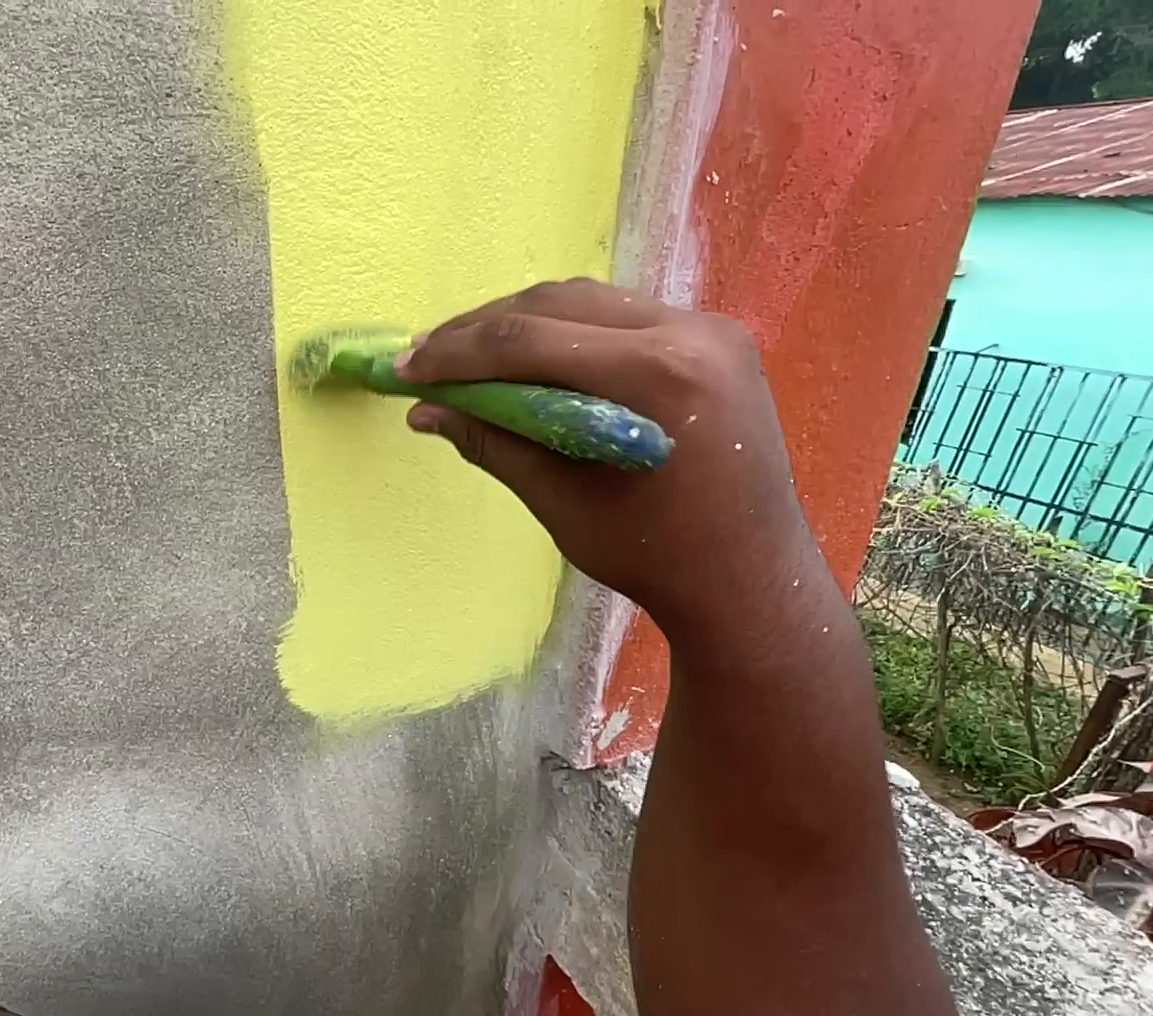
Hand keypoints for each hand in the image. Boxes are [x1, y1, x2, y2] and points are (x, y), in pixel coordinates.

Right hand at [399, 278, 823, 648]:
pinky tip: (524, 358)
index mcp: (658, 375)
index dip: (454, 353)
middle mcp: (691, 331)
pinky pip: (616, 316)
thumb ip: (493, 441)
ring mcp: (708, 329)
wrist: (749, 577)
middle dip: (479, 329)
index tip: (403, 368)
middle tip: (423, 358)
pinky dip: (560, 331)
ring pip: (585, 300)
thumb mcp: (560, 502)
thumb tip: (425, 411)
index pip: (530, 341)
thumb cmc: (655, 556)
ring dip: (517, 324)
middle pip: (556, 303)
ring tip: (463, 355)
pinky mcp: (710, 339)